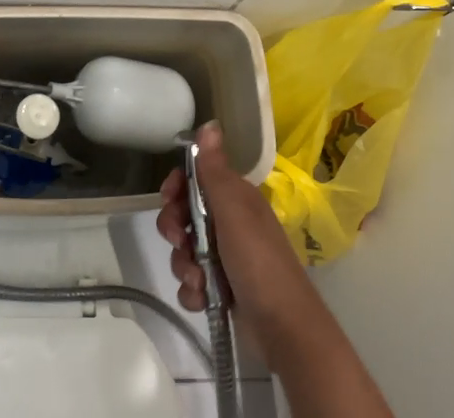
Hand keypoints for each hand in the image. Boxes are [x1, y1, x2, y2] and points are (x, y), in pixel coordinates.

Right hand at [156, 122, 323, 357]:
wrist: (284, 329)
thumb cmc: (259, 262)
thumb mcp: (234, 212)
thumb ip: (216, 171)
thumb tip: (209, 124)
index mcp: (236, 201)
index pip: (197, 180)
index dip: (177, 188)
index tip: (168, 199)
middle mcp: (230, 225)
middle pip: (184, 215)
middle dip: (175, 230)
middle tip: (181, 242)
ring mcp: (225, 259)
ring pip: (185, 251)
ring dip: (184, 266)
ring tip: (199, 281)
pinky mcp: (221, 289)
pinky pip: (191, 283)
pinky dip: (193, 292)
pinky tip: (203, 299)